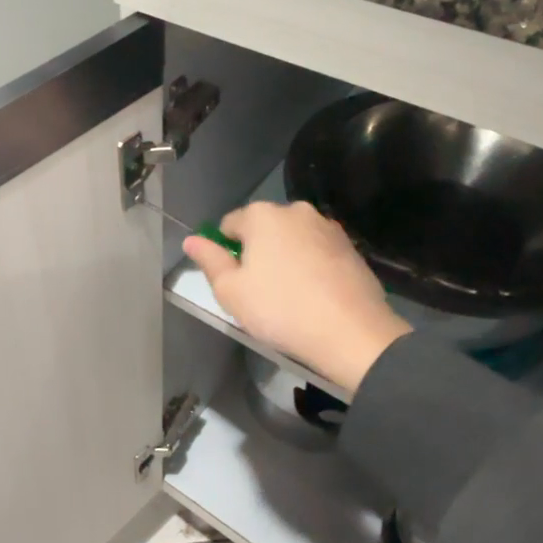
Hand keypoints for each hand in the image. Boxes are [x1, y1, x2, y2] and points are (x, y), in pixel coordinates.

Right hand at [184, 202, 410, 392]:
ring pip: (292, 239)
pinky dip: (311, 266)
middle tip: (259, 291)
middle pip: (263, 228)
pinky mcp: (350, 246)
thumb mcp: (231, 291)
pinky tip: (313, 295)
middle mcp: (296, 211)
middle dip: (257, 252)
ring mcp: (327, 226)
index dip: (225, 252)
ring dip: (285, 258)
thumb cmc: (280, 310)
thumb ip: (209, 260)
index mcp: (262, 215)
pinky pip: (317, 251)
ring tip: (289, 295)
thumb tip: (192, 239)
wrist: (351, 332)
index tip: (233, 281)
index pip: (229, 225)